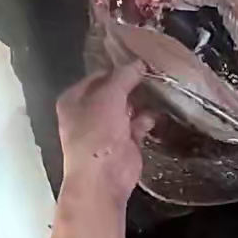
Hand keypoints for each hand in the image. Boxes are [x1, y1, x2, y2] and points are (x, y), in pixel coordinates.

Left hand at [57, 61, 152, 208]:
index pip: (99, 75)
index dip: (119, 68)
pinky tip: (158, 112)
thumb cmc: (97, 133)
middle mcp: (89, 112)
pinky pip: (138, 124)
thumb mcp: (109, 97)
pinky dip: (147, 118)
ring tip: (161, 89)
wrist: (103, 177)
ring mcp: (107, 128)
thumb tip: (139, 63)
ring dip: (142, 101)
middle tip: (156, 72)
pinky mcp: (125, 142)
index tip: (142, 60)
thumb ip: (124, 77)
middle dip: (133, 84)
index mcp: (75, 99)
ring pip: (128, 107)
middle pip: (115, 91)